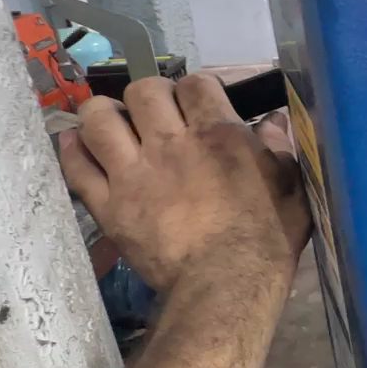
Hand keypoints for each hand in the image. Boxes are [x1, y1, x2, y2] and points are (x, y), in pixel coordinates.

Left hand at [60, 75, 310, 294]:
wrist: (228, 283)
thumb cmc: (270, 235)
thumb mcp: (292, 186)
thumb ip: (280, 148)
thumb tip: (273, 121)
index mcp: (221, 135)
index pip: (196, 84)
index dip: (197, 87)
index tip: (202, 101)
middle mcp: (172, 144)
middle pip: (143, 91)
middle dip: (152, 94)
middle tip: (160, 113)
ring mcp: (133, 173)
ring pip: (99, 119)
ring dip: (107, 114)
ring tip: (117, 124)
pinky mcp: (107, 205)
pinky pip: (76, 165)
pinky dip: (74, 150)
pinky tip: (81, 146)